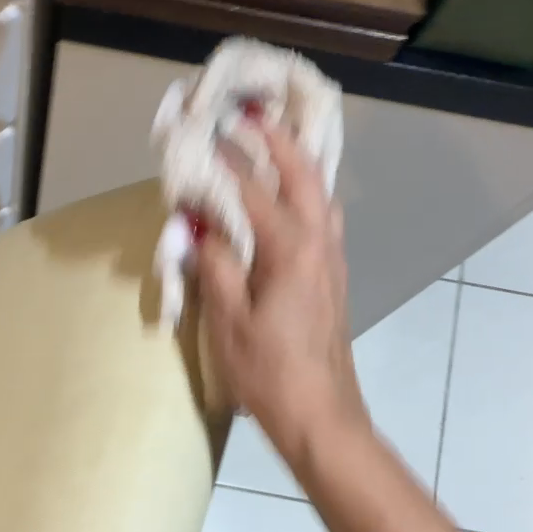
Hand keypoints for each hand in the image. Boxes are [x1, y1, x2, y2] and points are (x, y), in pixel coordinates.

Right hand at [195, 122, 368, 457]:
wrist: (320, 414)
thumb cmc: (268, 373)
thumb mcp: (229, 322)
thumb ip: (215, 268)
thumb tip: (199, 226)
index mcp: (291, 249)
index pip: (254, 190)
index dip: (227, 162)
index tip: (205, 136)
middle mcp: (319, 243)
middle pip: (302, 175)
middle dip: (276, 142)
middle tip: (250, 117)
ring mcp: (332, 261)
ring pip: (320, 195)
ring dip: (298, 164)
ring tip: (273, 149)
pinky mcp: (333, 279)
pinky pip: (322, 218)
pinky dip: (306, 195)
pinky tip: (290, 204)